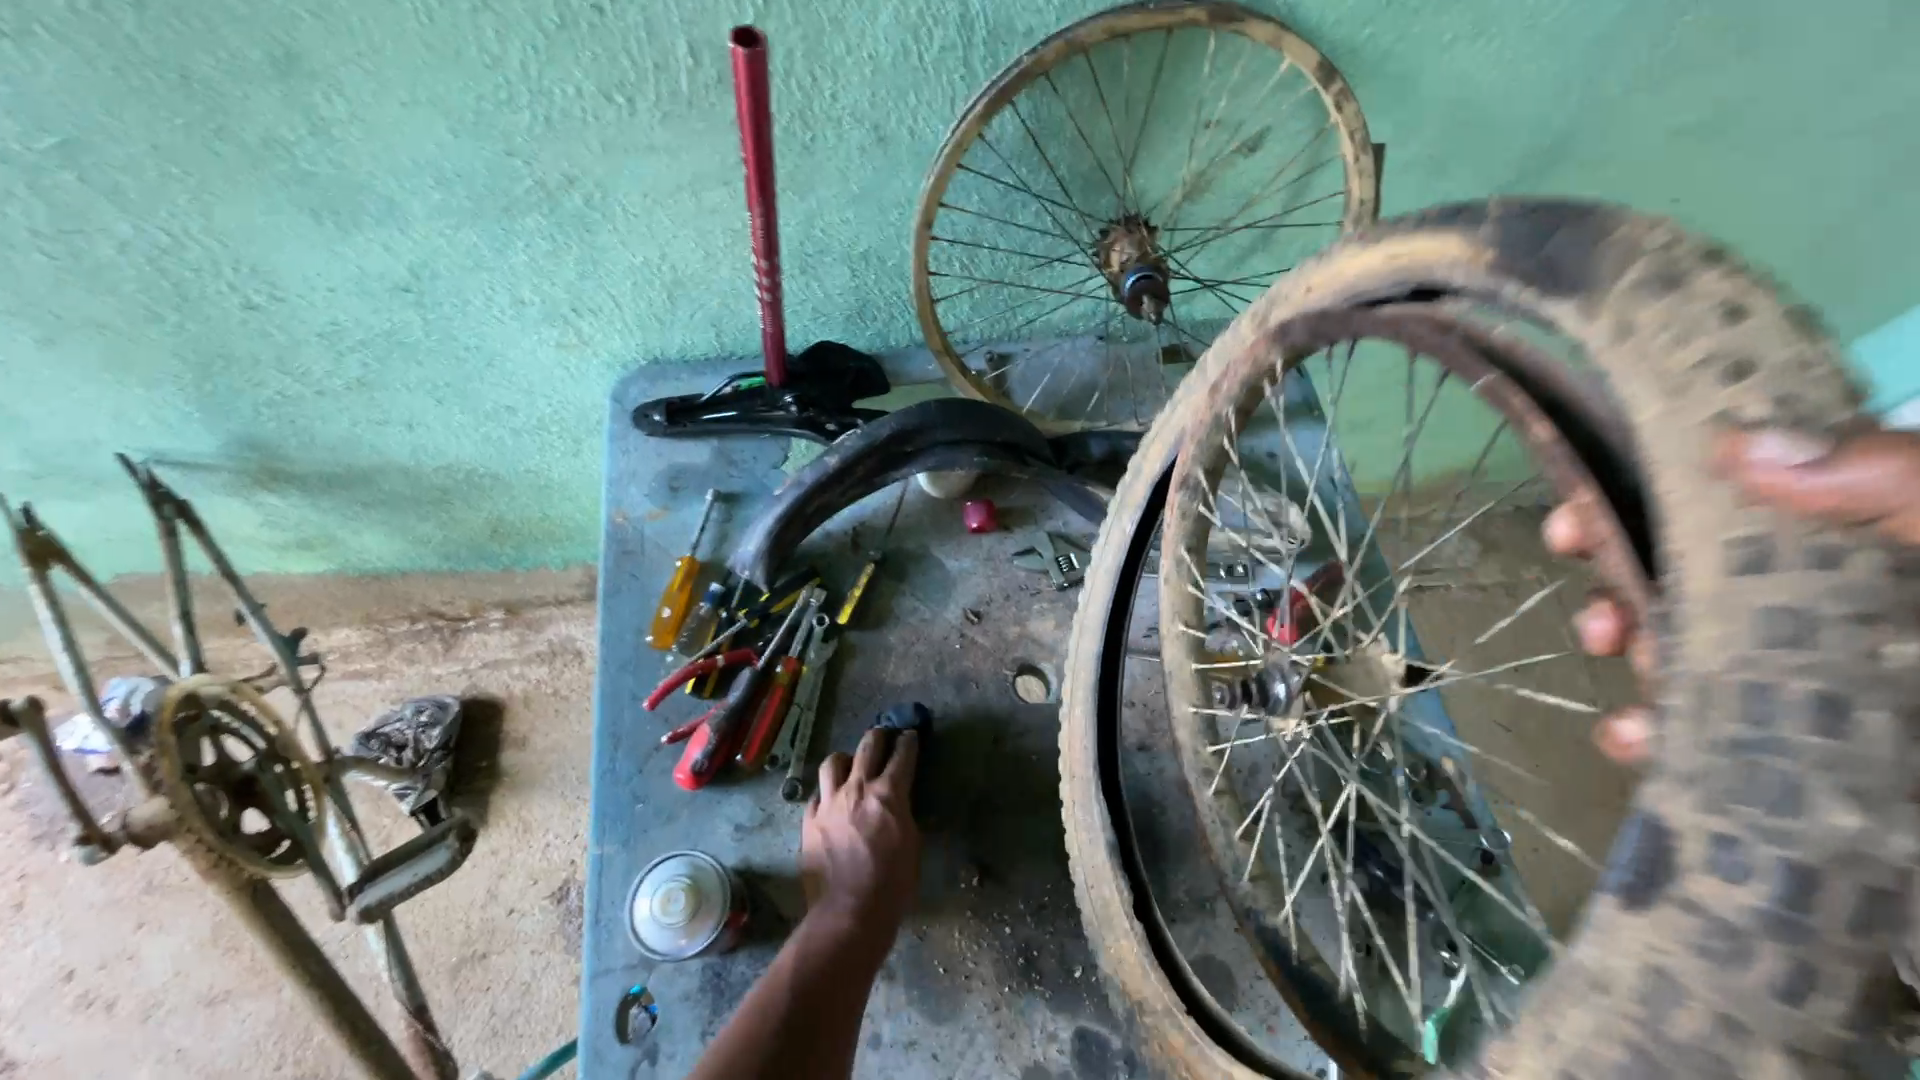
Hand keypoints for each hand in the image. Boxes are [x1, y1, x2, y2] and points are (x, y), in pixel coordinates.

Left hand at [801, 728, 920, 931]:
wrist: (850, 911)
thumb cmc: (893, 884)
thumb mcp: (912, 844)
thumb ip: (903, 814)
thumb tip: (897, 804)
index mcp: (889, 794)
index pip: (902, 755)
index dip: (909, 742)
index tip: (911, 736)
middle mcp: (857, 789)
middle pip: (867, 746)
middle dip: (879, 736)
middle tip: (884, 735)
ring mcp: (829, 803)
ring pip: (833, 762)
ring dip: (845, 759)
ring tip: (850, 764)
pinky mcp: (809, 821)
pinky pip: (816, 795)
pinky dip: (826, 792)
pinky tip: (830, 800)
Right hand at [1546, 425, 1919, 763]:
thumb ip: (1904, 478)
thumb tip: (1738, 447)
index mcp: (1866, 521)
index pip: (1727, 489)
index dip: (1632, 497)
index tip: (1572, 524)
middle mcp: (1830, 584)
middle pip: (1688, 567)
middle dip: (1621, 591)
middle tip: (1599, 623)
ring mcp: (1825, 662)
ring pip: (1696, 644)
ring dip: (1638, 663)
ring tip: (1624, 689)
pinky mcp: (1827, 737)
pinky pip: (1721, 723)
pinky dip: (1664, 734)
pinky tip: (1640, 744)